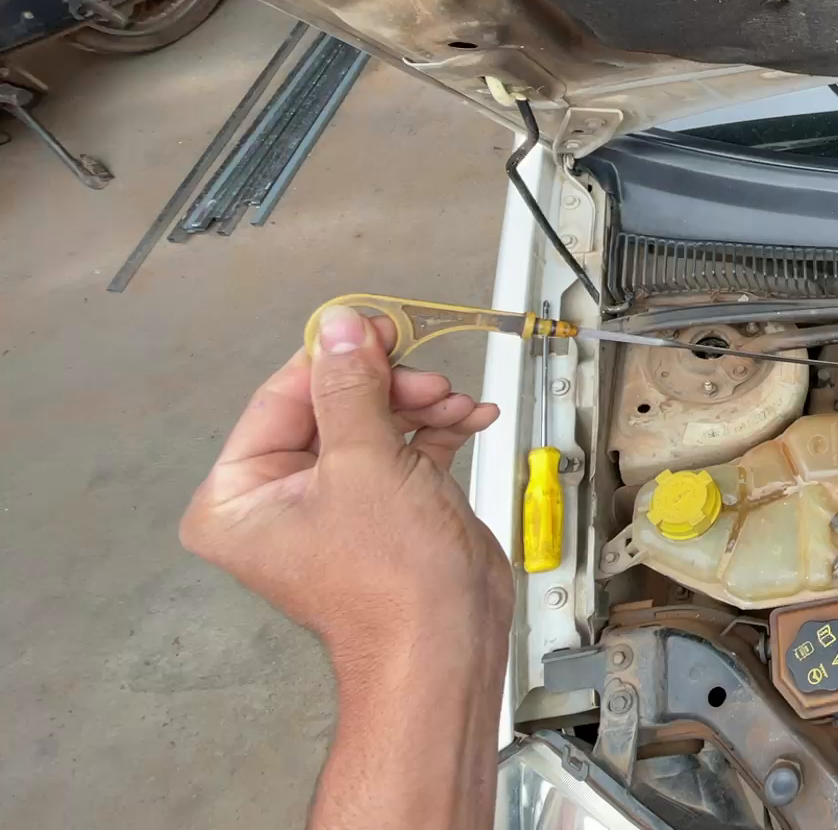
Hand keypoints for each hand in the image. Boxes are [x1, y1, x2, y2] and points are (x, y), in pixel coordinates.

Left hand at [180, 305, 509, 660]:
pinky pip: (412, 446)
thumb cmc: (391, 566)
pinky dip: (445, 428)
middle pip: (339, 406)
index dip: (336, 358)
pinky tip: (477, 418)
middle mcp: (286, 493)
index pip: (284, 398)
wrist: (449, 631)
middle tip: (434, 383)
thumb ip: (350, 388)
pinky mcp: (394, 500)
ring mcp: (345, 497)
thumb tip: (338, 324)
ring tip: (463, 407)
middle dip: (395, 389)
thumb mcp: (365, 464)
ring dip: (427, 406)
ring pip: (382, 422)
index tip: (383, 325)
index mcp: (242, 493)